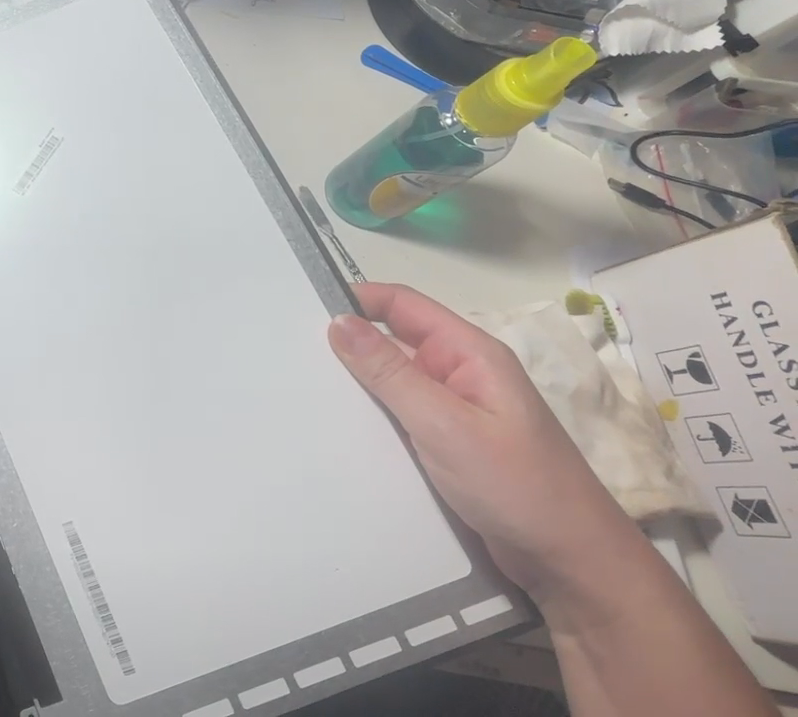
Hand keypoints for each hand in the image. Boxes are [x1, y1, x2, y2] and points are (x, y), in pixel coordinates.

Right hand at [327, 283, 643, 604]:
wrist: (570, 562)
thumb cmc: (515, 486)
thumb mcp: (443, 424)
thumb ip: (388, 372)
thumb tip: (338, 321)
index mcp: (470, 354)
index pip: (403, 305)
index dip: (356, 298)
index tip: (304, 307)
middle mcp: (460, 372)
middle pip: (392, 339)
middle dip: (346, 341)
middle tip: (291, 349)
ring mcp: (454, 407)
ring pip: (391, 378)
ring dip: (354, 381)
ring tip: (302, 384)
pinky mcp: (446, 439)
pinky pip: (397, 411)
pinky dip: (368, 412)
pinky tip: (336, 423)